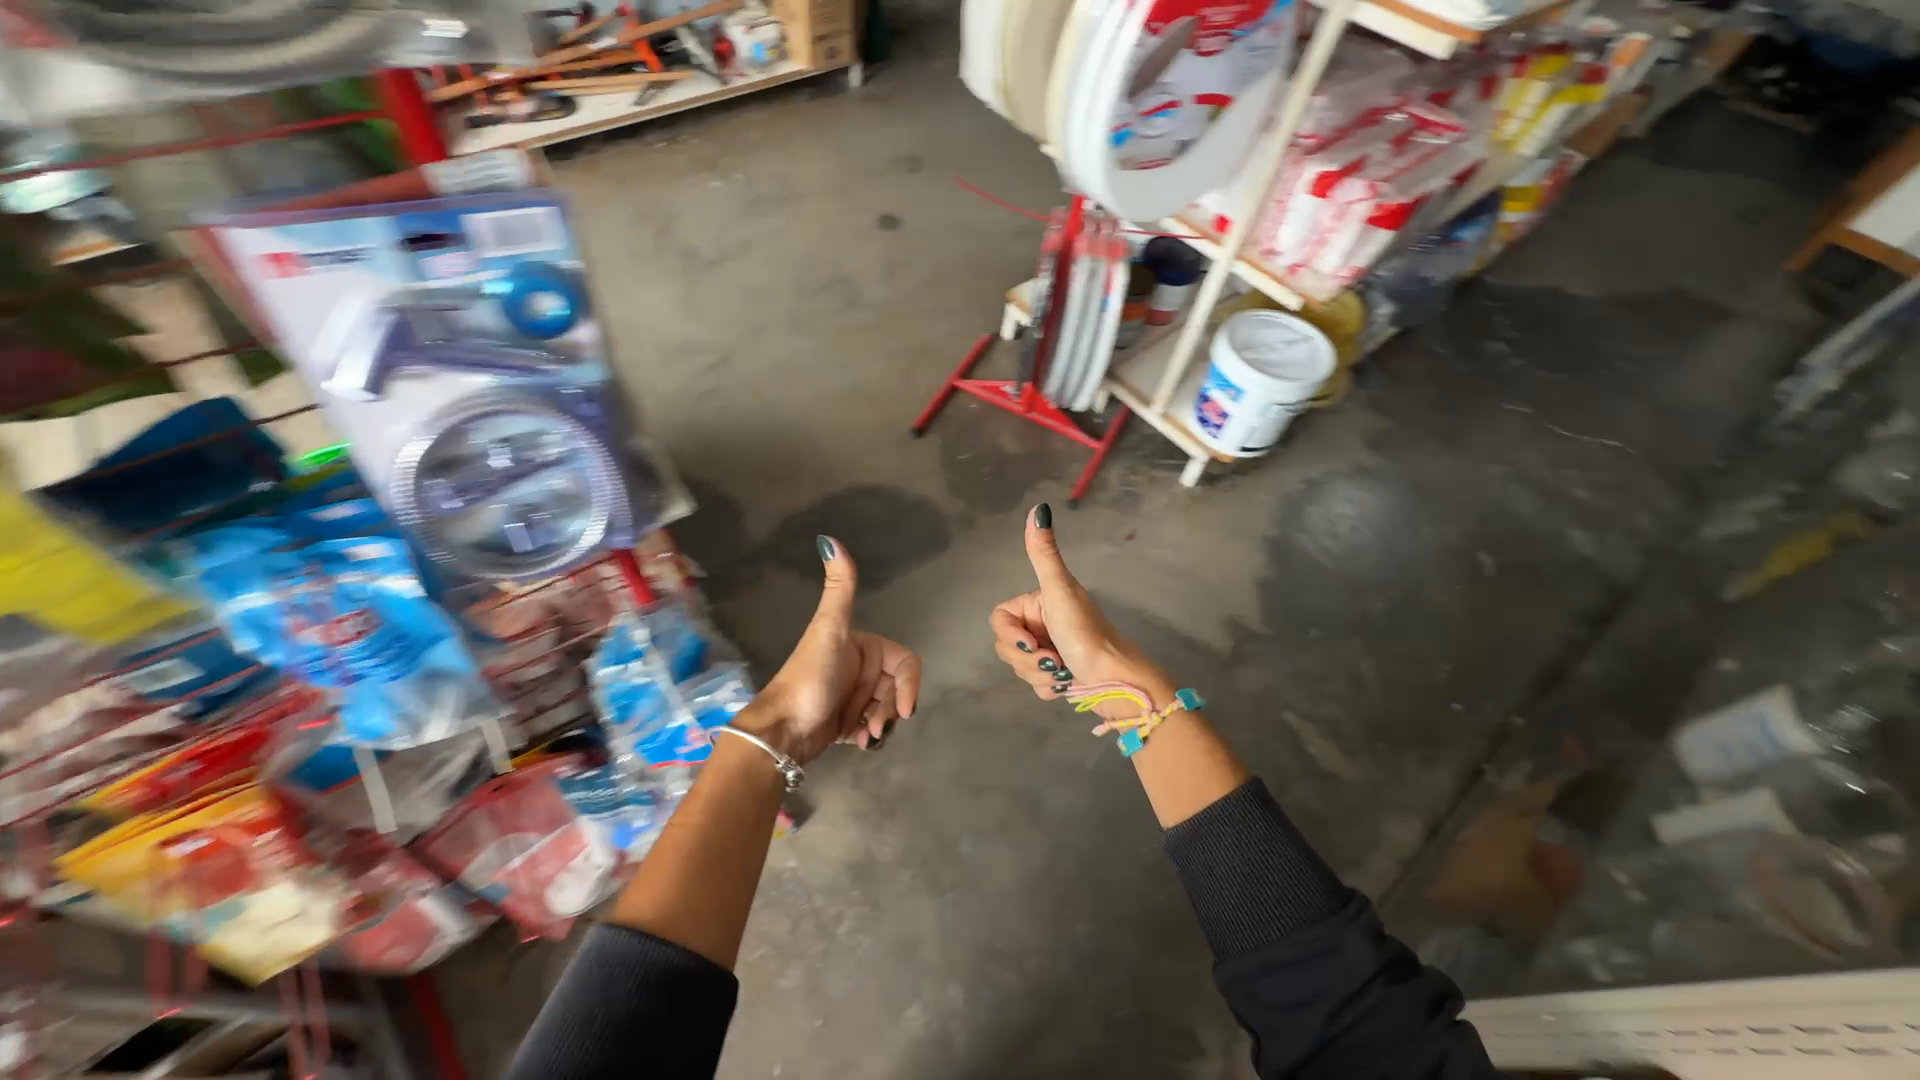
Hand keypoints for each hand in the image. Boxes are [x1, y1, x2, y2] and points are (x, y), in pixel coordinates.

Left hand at [738, 536, 920, 763]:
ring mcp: (853, 696)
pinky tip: (858, 743)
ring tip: (864, 736)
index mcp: (863, 646)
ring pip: (888, 711)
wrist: (781, 730)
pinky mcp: (846, 723)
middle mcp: (860, 669)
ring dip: (881, 725)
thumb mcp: (829, 629)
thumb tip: (829, 538)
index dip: (908, 685)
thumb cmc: (809, 678)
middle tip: (874, 725)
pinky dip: (870, 737)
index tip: (903, 710)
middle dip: (891, 710)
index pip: (905, 663)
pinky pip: (873, 729)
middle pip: (898, 690)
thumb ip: (840, 588)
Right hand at [988, 504, 1173, 719]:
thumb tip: (1038, 508)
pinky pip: (1035, 685)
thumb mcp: (1061, 591)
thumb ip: (1043, 553)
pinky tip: (1067, 684)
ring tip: (1064, 672)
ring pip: (1019, 667)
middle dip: (1028, 659)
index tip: (1031, 641)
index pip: (999, 620)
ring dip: (1040, 675)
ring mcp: (1048, 650)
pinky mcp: (1056, 677)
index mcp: (1038, 602)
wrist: (1117, 680)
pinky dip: (1049, 689)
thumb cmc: (1088, 634)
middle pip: (1007, 646)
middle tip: (1054, 659)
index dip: (1010, 635)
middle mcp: (1042, 624)